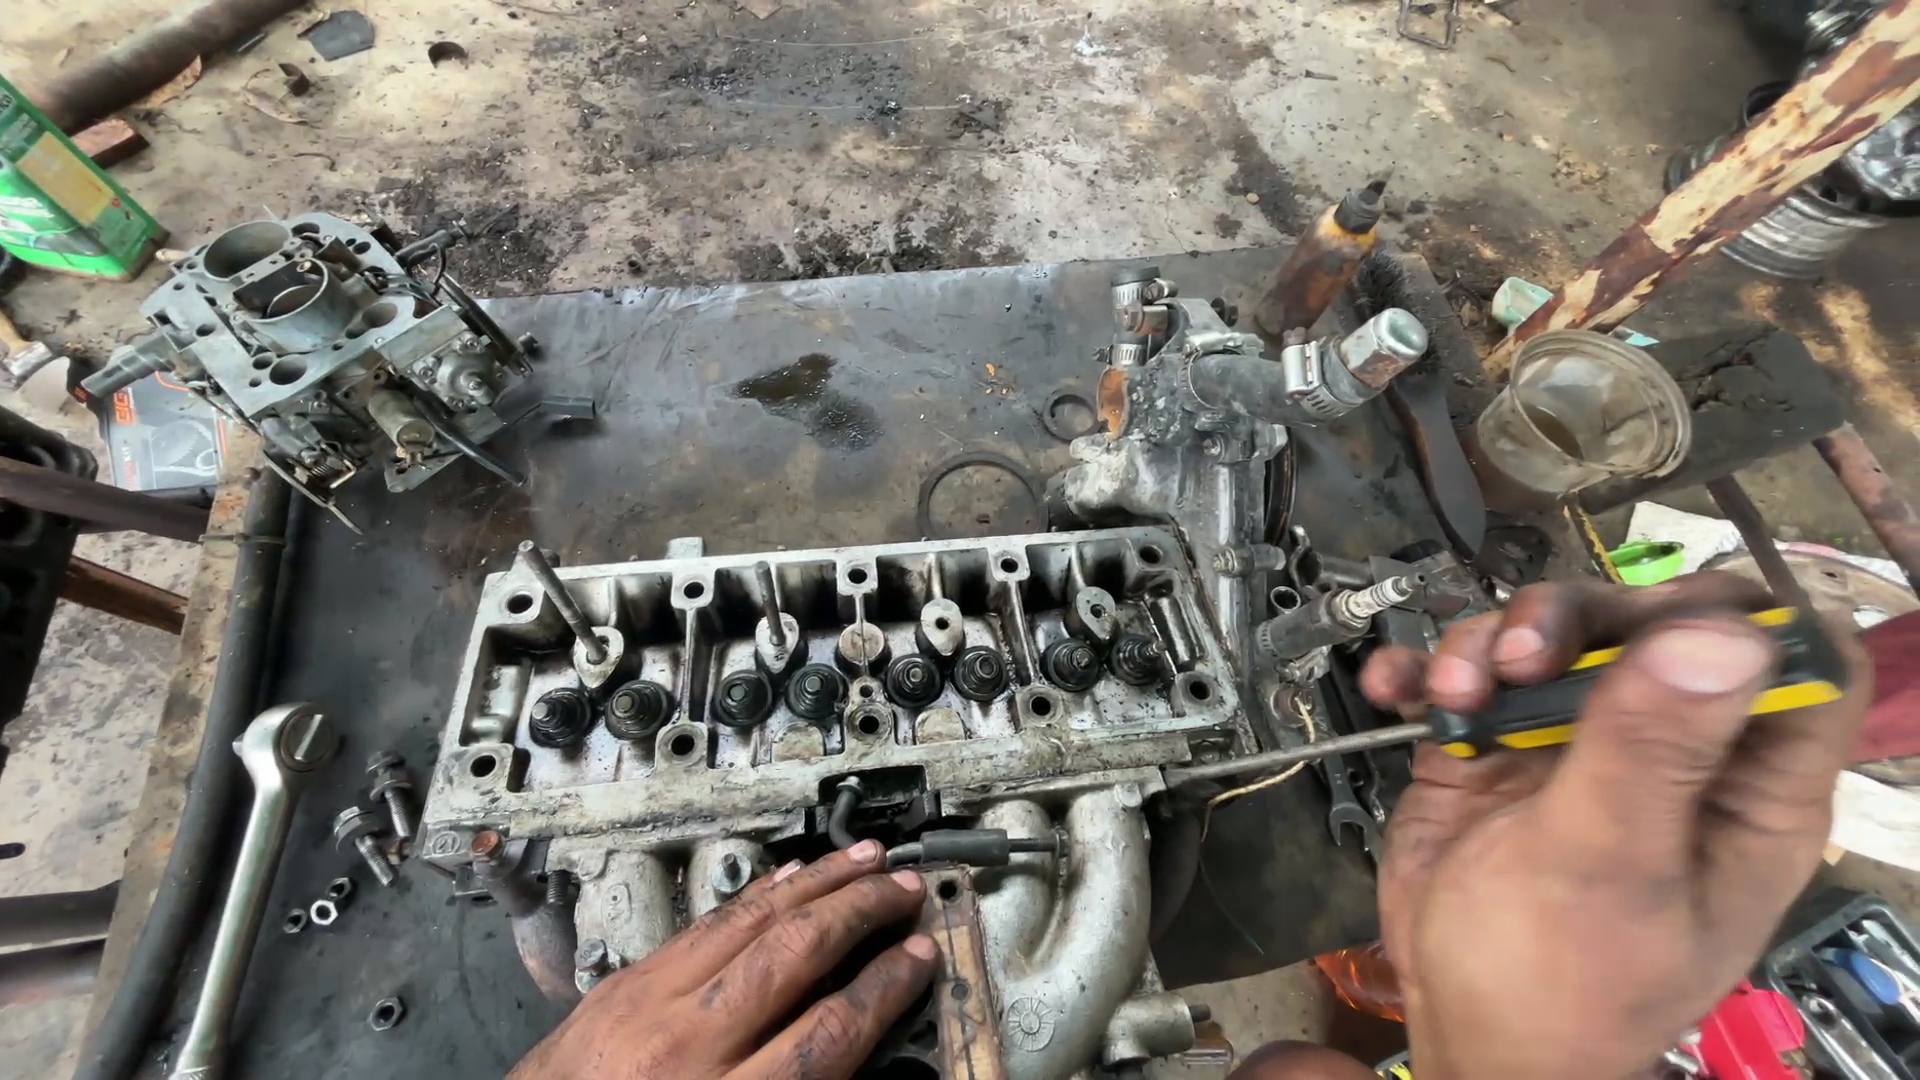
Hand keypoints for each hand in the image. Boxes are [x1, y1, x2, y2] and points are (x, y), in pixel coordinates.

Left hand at [510, 839, 937, 1079]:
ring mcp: (647, 1004)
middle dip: (863, 911)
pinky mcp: (623, 981)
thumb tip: (855, 1036)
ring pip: (755, 919)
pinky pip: (707, 922)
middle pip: (797, 953)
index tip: (919, 957)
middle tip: (906, 888)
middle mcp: (685, 1049)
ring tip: (866, 857)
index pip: (827, 1033)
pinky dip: (759, 894)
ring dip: (820, 882)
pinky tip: (792, 876)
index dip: (886, 987)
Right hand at [1359, 574, 1870, 1079]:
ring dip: (1474, 648)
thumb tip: (1722, 637)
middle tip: (1510, 657)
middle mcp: (1648, 746)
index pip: (1775, 662)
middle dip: (1561, 624)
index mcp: (1733, 782)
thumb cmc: (1559, 970)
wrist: (1456, 1012)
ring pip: (1529, 639)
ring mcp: (1554, 741)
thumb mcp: (1609, 862)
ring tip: (1445, 697)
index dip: (1722, 617)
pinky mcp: (1477, 745)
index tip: (1636, 616)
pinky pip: (1449, 679)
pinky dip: (1416, 671)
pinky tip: (1391, 690)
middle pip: (1627, 627)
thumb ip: (1648, 751)